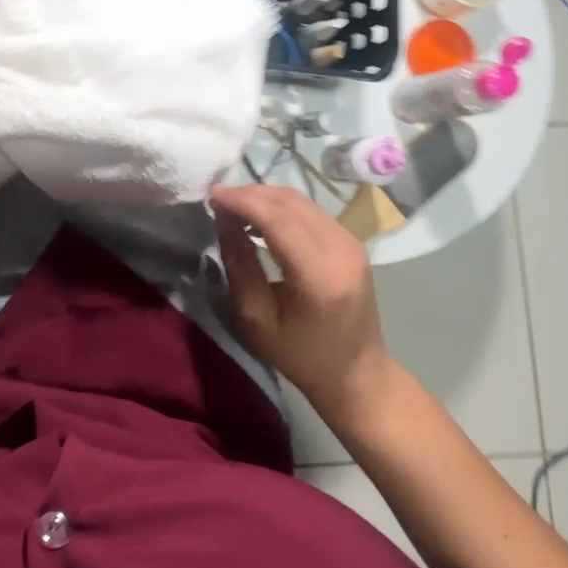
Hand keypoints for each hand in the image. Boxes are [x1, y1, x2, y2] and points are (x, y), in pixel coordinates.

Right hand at [211, 183, 394, 419]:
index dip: (243, 201)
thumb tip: (224, 219)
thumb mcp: (256, 318)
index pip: (279, 220)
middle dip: (250, 194)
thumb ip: (240, 264)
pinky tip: (261, 216)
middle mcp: (342, 251)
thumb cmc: (300, 355)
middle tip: (218, 200)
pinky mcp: (353, 242)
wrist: (356, 373)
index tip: (212, 195)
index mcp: (320, 277)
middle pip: (291, 203)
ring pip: (302, 201)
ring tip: (234, 206)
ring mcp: (352, 243)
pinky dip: (282, 206)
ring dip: (265, 197)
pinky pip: (312, 210)